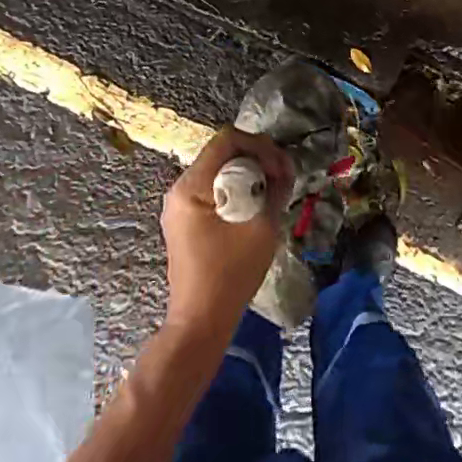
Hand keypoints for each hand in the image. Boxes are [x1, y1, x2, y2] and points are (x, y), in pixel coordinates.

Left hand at [161, 128, 293, 337]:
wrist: (200, 321)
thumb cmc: (230, 275)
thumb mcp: (261, 230)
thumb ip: (274, 192)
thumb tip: (284, 169)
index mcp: (191, 185)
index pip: (225, 140)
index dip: (259, 146)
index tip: (281, 167)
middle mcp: (178, 188)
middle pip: (220, 153)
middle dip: (255, 159)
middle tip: (282, 178)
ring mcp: (177, 205)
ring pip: (215, 172)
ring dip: (245, 175)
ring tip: (272, 192)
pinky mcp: (182, 221)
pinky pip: (209, 191)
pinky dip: (233, 191)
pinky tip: (253, 208)